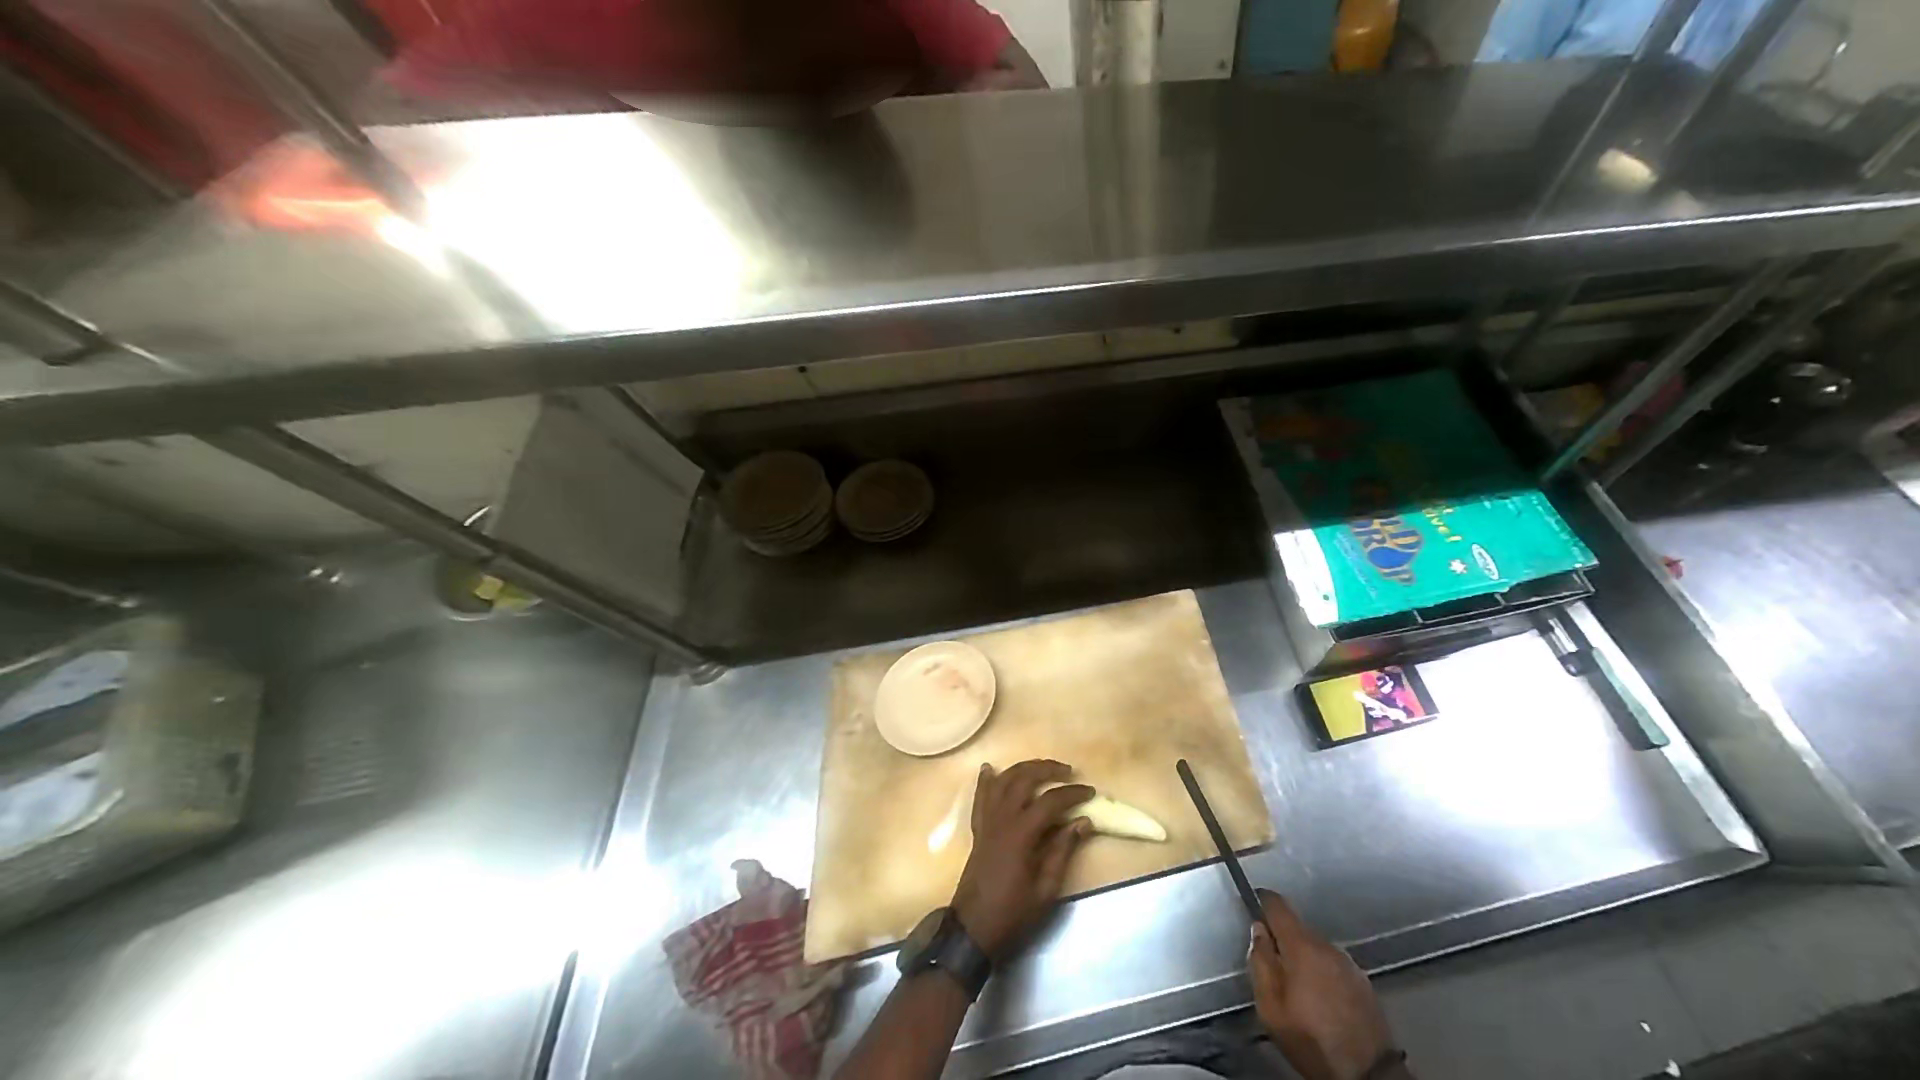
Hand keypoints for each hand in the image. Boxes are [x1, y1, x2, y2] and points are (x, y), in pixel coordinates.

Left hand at [949, 760, 1092, 961]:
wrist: (974, 927)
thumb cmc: (1013, 912)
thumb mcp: (1047, 888)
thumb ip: (1063, 850)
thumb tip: (1083, 822)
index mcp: (1021, 834)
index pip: (1050, 801)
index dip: (1072, 793)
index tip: (1090, 792)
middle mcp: (1001, 819)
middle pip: (1023, 779)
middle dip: (1047, 770)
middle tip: (1068, 772)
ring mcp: (986, 821)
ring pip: (1002, 781)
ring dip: (1022, 769)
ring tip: (1041, 767)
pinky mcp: (978, 829)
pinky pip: (981, 796)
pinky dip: (987, 780)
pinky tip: (990, 769)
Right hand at [1247, 889, 1400, 1079]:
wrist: (1369, 1076)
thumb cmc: (1311, 1039)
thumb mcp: (1270, 1006)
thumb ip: (1260, 962)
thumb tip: (1258, 930)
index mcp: (1302, 946)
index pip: (1279, 905)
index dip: (1263, 901)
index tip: (1253, 907)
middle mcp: (1328, 946)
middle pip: (1297, 928)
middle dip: (1282, 938)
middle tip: (1271, 963)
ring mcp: (1349, 964)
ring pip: (1315, 947)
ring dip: (1302, 957)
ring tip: (1295, 985)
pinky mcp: (1363, 982)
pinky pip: (1332, 964)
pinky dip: (1321, 971)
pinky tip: (1318, 996)